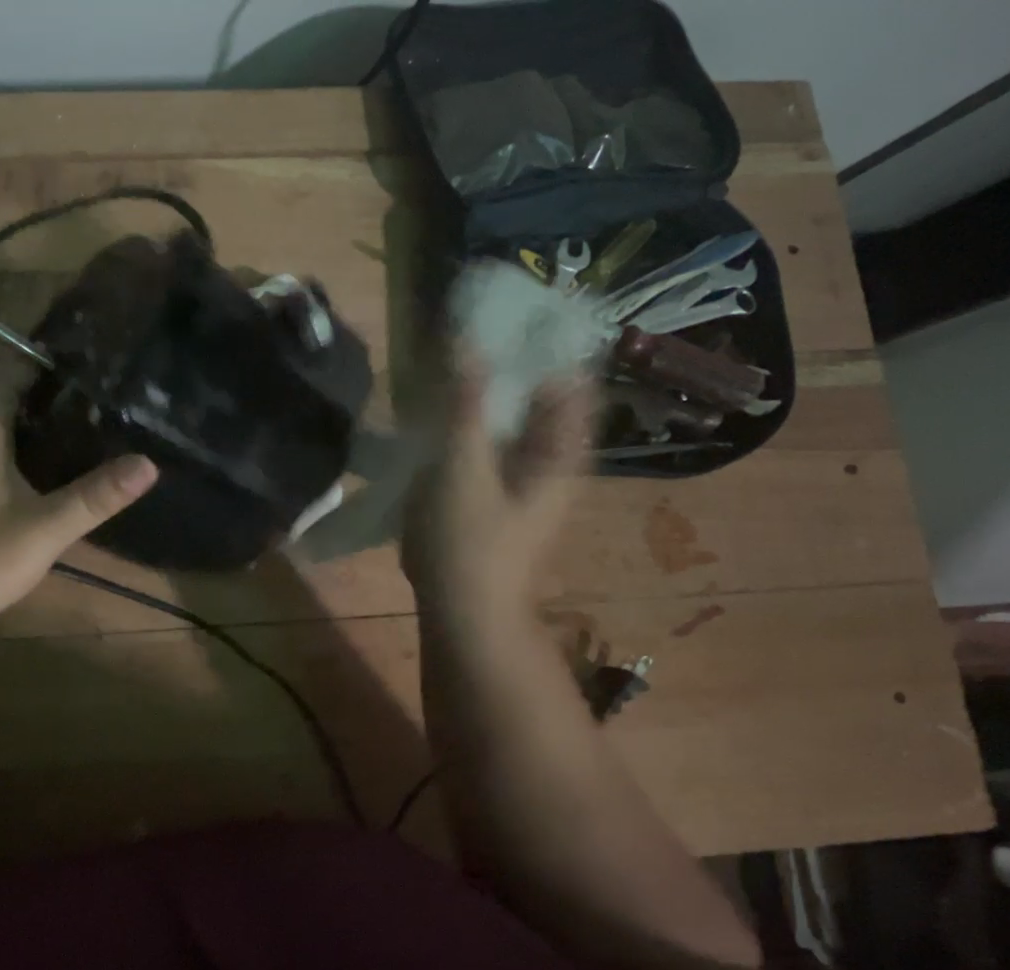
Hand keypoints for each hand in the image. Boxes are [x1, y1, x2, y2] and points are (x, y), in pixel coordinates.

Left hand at [0, 359, 158, 634]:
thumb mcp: (49, 528)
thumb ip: (97, 496)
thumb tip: (149, 464)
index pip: (3, 373)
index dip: (37, 358)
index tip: (79, 353)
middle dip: (40, 386)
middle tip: (90, 383)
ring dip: (27, 416)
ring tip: (78, 414)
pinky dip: (17, 444)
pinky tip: (45, 462)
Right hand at [405, 355, 589, 623]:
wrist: (464, 614)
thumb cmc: (468, 541)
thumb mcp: (463, 467)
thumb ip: (465, 405)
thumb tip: (468, 341)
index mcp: (562, 451)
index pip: (571, 377)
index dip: (546, 343)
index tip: (506, 316)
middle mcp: (553, 462)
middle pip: (540, 399)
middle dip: (508, 367)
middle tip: (466, 338)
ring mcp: (526, 485)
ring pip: (513, 424)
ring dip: (484, 398)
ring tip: (446, 372)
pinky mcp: (497, 501)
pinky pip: (491, 448)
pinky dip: (471, 428)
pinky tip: (437, 424)